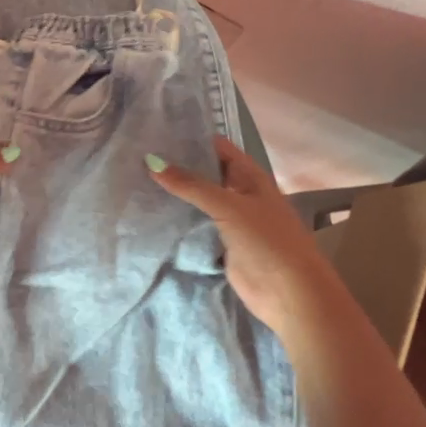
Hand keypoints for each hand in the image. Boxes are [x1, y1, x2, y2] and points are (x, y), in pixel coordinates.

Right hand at [149, 135, 332, 337]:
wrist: (289, 295)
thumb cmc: (267, 241)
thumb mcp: (229, 206)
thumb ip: (190, 184)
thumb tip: (151, 161)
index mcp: (249, 175)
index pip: (215, 146)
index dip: (189, 137)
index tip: (155, 131)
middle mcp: (239, 192)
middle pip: (204, 172)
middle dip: (176, 164)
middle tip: (137, 153)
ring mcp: (230, 218)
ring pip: (198, 198)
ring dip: (174, 192)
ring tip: (136, 177)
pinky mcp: (220, 242)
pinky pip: (195, 223)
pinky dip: (177, 217)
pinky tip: (150, 209)